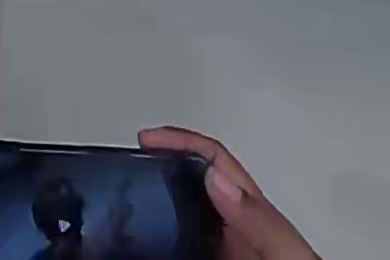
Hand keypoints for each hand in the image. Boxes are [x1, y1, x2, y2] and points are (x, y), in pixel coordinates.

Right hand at [138, 126, 319, 259]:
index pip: (215, 163)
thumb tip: (217, 180)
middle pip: (191, 187)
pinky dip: (160, 246)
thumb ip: (262, 224)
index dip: (181, 142)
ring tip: (127, 208)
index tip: (148, 140)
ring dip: (156, 210)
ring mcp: (224, 257)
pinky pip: (181, 250)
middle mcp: (238, 236)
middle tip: (129, 168)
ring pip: (182, 222)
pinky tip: (143, 248)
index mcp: (257, 221)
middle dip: (159, 170)